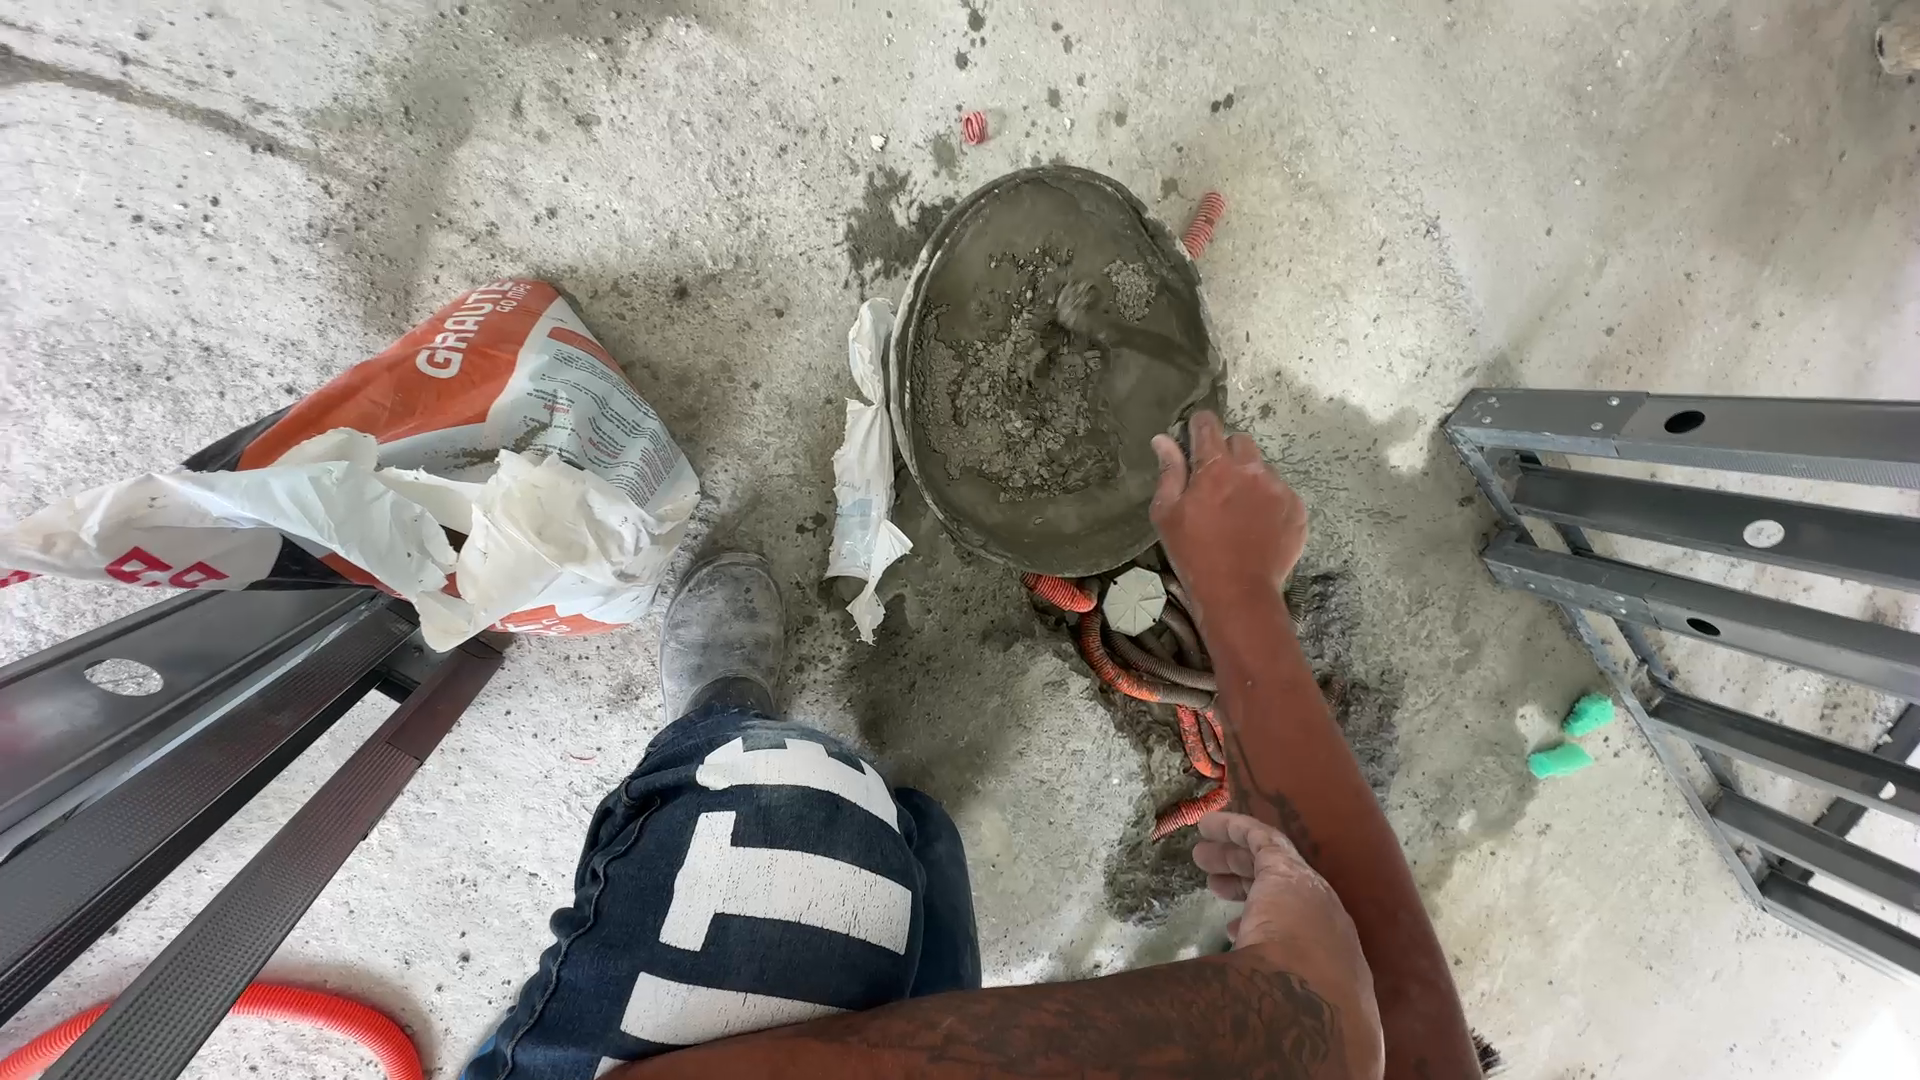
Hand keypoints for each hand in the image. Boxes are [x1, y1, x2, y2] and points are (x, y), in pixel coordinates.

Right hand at [1150, 411, 1306, 605]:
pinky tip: (1255, 525)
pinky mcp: (1296, 508)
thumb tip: (1162, 439)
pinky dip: (1267, 500)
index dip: (1199, 425)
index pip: (1208, 425)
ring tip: (1237, 509)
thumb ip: (1169, 472)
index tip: (1194, 434)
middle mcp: (1251, 469)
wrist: (1238, 592)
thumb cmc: (1193, 553)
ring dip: (1248, 477)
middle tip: (1215, 481)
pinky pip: (1280, 491)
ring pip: (1261, 467)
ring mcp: (1278, 488)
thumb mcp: (1167, 514)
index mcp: (1215, 467)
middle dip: (1226, 452)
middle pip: (1240, 441)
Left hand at [1194, 811, 1383, 1078]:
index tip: (1231, 927)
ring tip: (1201, 855)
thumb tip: (1211, 1020)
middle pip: (1281, 894)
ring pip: (1270, 866)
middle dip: (1245, 885)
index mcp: (1326, 963)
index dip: (1259, 926)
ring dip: (1235, 858)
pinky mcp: (1288, 871)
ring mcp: (1312, 898)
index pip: (1292, 935)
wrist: (1317, 1008)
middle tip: (1212, 882)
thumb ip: (1251, 1005)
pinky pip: (1262, 839)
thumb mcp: (1270, 1013)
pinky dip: (1236, 828)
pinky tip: (1210, 825)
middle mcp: (1326, 926)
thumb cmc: (1291, 1024)